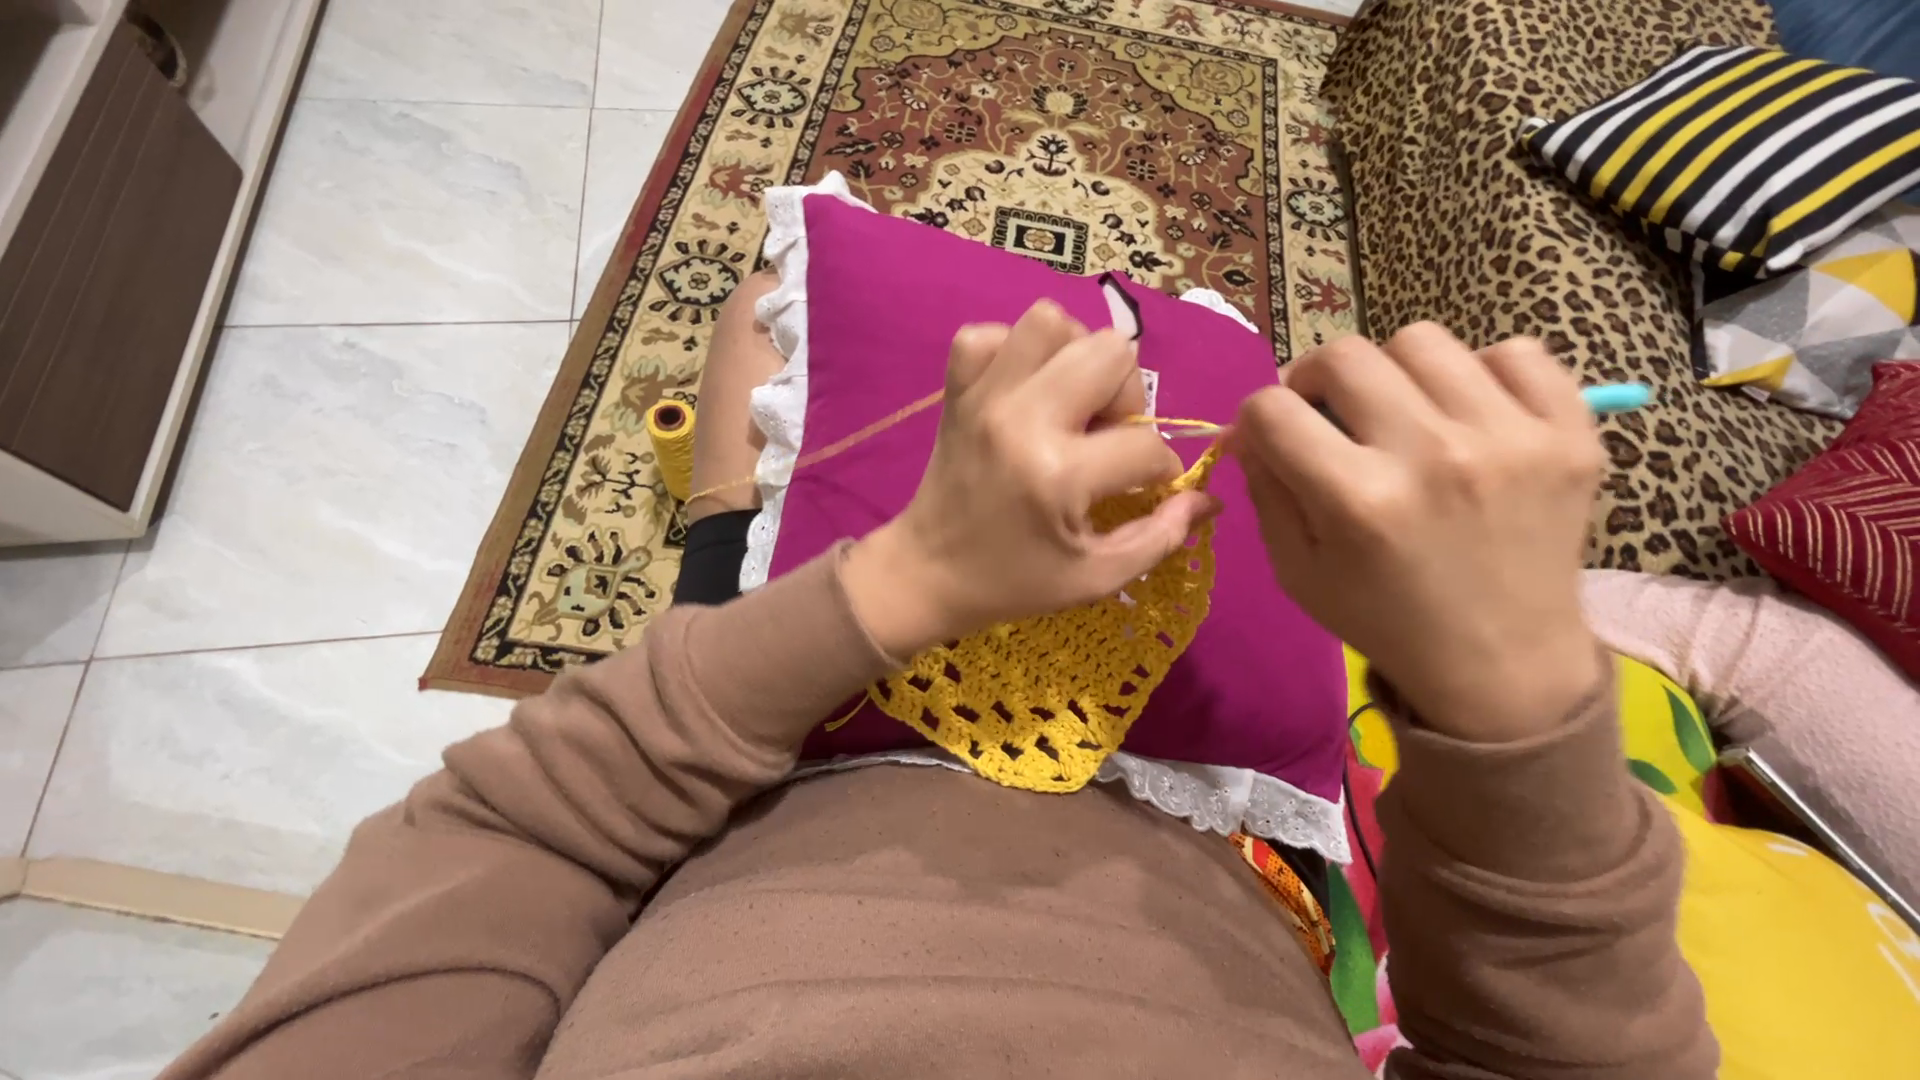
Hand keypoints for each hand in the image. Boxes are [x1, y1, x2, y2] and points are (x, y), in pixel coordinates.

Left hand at [845, 300, 1220, 658]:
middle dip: (1125, 396)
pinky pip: (989, 333)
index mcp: (1058, 474)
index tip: (1142, 489)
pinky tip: (1024, 391)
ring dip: (1075, 357)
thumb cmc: (1013, 582)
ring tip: (1070, 404)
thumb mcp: (1094, 577)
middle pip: (1110, 351)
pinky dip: (1015, 351)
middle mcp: (1022, 418)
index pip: (1145, 443)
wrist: (926, 573)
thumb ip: (1160, 536)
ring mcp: (983, 395)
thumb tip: (1207, 498)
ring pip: (1051, 321)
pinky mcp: (955, 389)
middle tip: (1105, 437)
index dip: (1161, 469)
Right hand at [1228, 324, 1606, 742]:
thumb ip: (1266, 489)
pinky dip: (1479, 373)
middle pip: (1344, 355)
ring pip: (1422, 339)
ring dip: (1391, 372)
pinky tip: (1467, 415)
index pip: (1273, 408)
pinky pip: (1516, 352)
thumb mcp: (1295, 568)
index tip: (1271, 436)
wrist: (1501, 661)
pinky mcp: (1571, 435)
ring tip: (1401, 413)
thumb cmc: (1380, 617)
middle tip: (1326, 411)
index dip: (1256, 417)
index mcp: (1356, 499)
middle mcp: (1432, 455)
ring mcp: (1511, 438)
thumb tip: (1250, 426)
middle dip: (1313, 378)